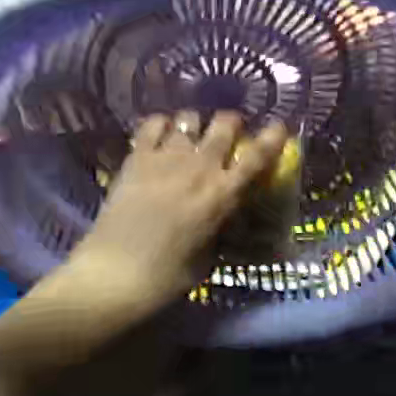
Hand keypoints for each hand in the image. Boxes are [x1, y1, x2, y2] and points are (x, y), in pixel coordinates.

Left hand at [54, 110, 289, 319]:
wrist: (117, 270)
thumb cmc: (167, 275)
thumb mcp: (208, 255)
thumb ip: (219, 226)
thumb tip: (223, 213)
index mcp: (223, 195)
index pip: (256, 157)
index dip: (271, 138)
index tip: (278, 127)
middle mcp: (199, 168)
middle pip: (223, 126)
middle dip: (230, 124)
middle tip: (228, 131)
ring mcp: (165, 158)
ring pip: (188, 119)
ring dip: (195, 124)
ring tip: (191, 133)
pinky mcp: (136, 157)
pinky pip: (152, 124)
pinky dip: (161, 123)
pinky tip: (160, 132)